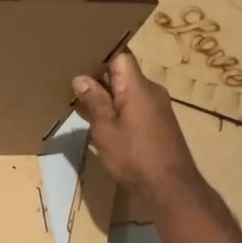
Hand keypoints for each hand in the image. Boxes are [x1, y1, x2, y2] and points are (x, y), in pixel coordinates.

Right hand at [71, 52, 201, 199]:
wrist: (171, 187)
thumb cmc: (134, 156)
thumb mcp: (105, 129)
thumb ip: (94, 101)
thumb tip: (80, 78)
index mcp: (137, 87)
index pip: (120, 56)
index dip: (100, 55)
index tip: (78, 59)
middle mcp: (150, 91)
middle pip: (122, 73)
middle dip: (98, 78)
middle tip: (70, 83)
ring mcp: (157, 107)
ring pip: (127, 91)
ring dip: (106, 96)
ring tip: (79, 103)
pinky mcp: (158, 122)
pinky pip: (134, 106)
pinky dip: (117, 109)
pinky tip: (99, 121)